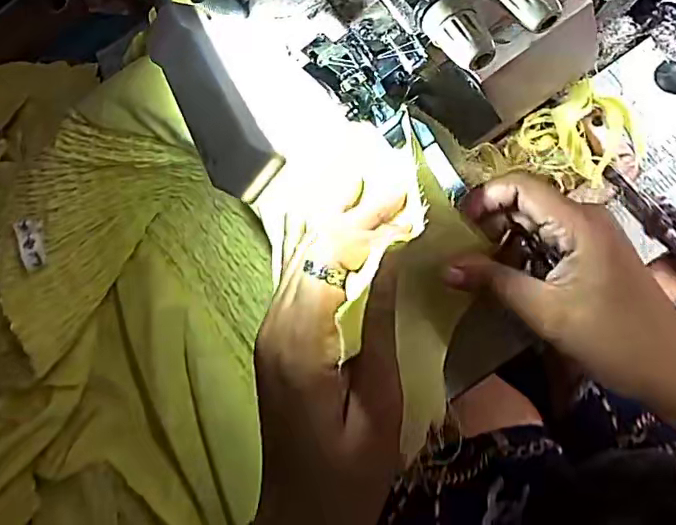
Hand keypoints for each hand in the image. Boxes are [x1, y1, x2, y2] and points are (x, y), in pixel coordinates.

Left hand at [253, 190, 407, 524]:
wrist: (301, 515)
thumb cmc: (348, 472)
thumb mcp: (378, 403)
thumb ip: (378, 324)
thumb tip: (390, 257)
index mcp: (299, 341)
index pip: (330, 258)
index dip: (368, 226)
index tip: (405, 206)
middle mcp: (276, 323)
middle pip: (312, 248)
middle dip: (354, 213)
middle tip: (392, 187)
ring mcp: (270, 327)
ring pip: (298, 254)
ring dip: (334, 219)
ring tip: (359, 185)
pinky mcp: (276, 334)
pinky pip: (294, 273)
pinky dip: (316, 242)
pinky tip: (323, 220)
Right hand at [443, 173, 675, 399]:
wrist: (674, 366)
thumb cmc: (613, 339)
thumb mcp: (547, 313)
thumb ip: (496, 282)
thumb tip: (447, 266)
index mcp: (577, 220)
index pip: (520, 184)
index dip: (485, 197)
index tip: (459, 225)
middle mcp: (584, 214)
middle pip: (527, 197)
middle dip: (492, 218)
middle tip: (465, 249)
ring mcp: (591, 230)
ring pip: (536, 217)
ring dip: (507, 235)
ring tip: (482, 264)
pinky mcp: (593, 247)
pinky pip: (551, 234)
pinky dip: (526, 247)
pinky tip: (510, 272)